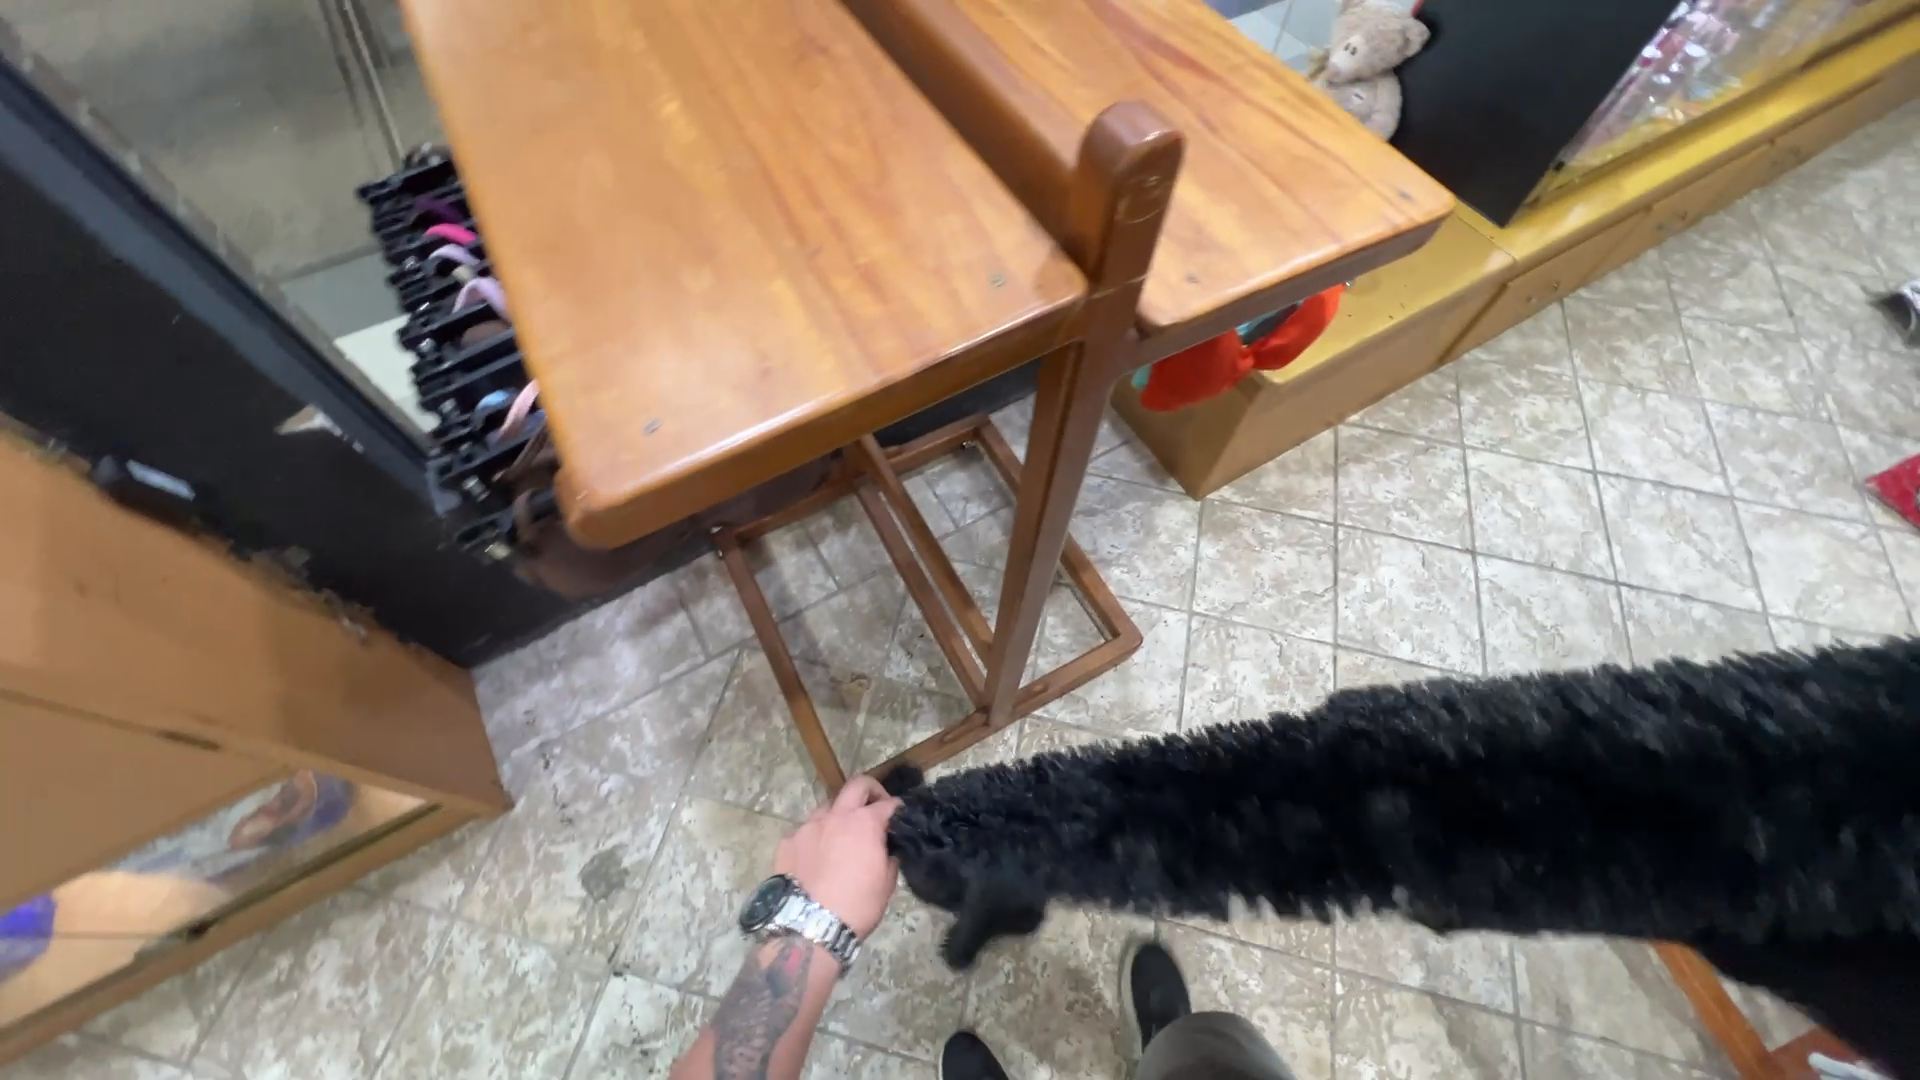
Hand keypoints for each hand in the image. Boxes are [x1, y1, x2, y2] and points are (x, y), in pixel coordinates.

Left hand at [774, 775, 900, 939]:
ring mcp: (808, 826)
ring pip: (827, 808)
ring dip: (838, 816)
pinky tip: (814, 857)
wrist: (809, 928)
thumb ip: (889, 856)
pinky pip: (804, 831)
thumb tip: (887, 848)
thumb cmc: (857, 906)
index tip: (900, 816)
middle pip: (856, 786)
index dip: (898, 809)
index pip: (889, 804)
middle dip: (871, 790)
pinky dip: (814, 838)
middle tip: (875, 806)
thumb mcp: (887, 884)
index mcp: (865, 823)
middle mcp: (836, 816)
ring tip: (840, 837)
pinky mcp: (787, 842)